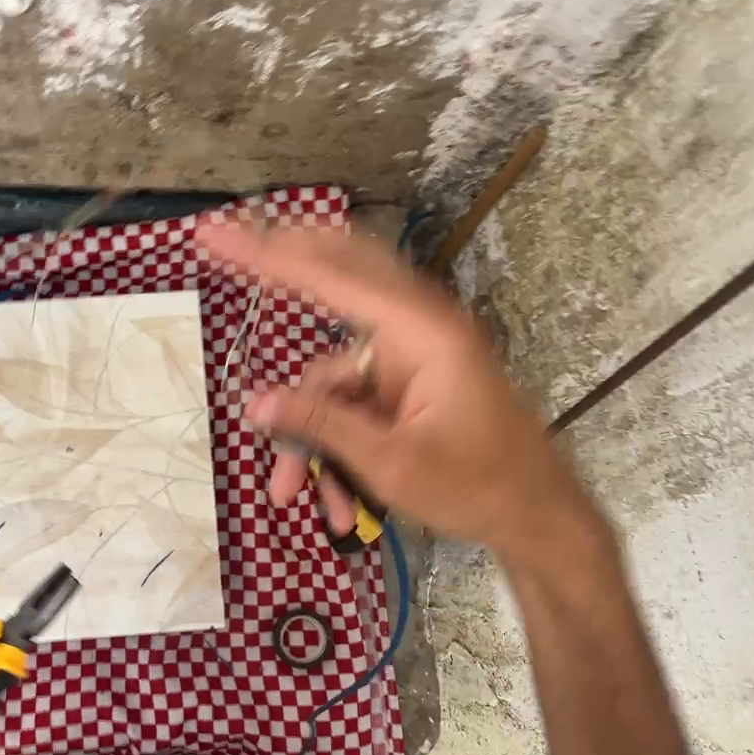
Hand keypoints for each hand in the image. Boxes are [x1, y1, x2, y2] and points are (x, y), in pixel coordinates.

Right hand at [196, 224, 599, 558]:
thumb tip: (255, 405)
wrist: (538, 519)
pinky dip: (335, 447)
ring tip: (295, 498)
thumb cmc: (477, 488)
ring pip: (333, 375)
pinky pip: (352, 403)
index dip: (267, 254)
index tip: (215, 235)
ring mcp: (411, 360)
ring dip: (310, 436)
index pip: (331, 276)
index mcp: (420, 333)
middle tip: (224, 250)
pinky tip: (338, 504)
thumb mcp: (389, 464)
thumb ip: (320, 426)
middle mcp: (414, 332)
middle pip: (337, 280)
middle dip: (283, 276)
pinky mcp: (408, 389)